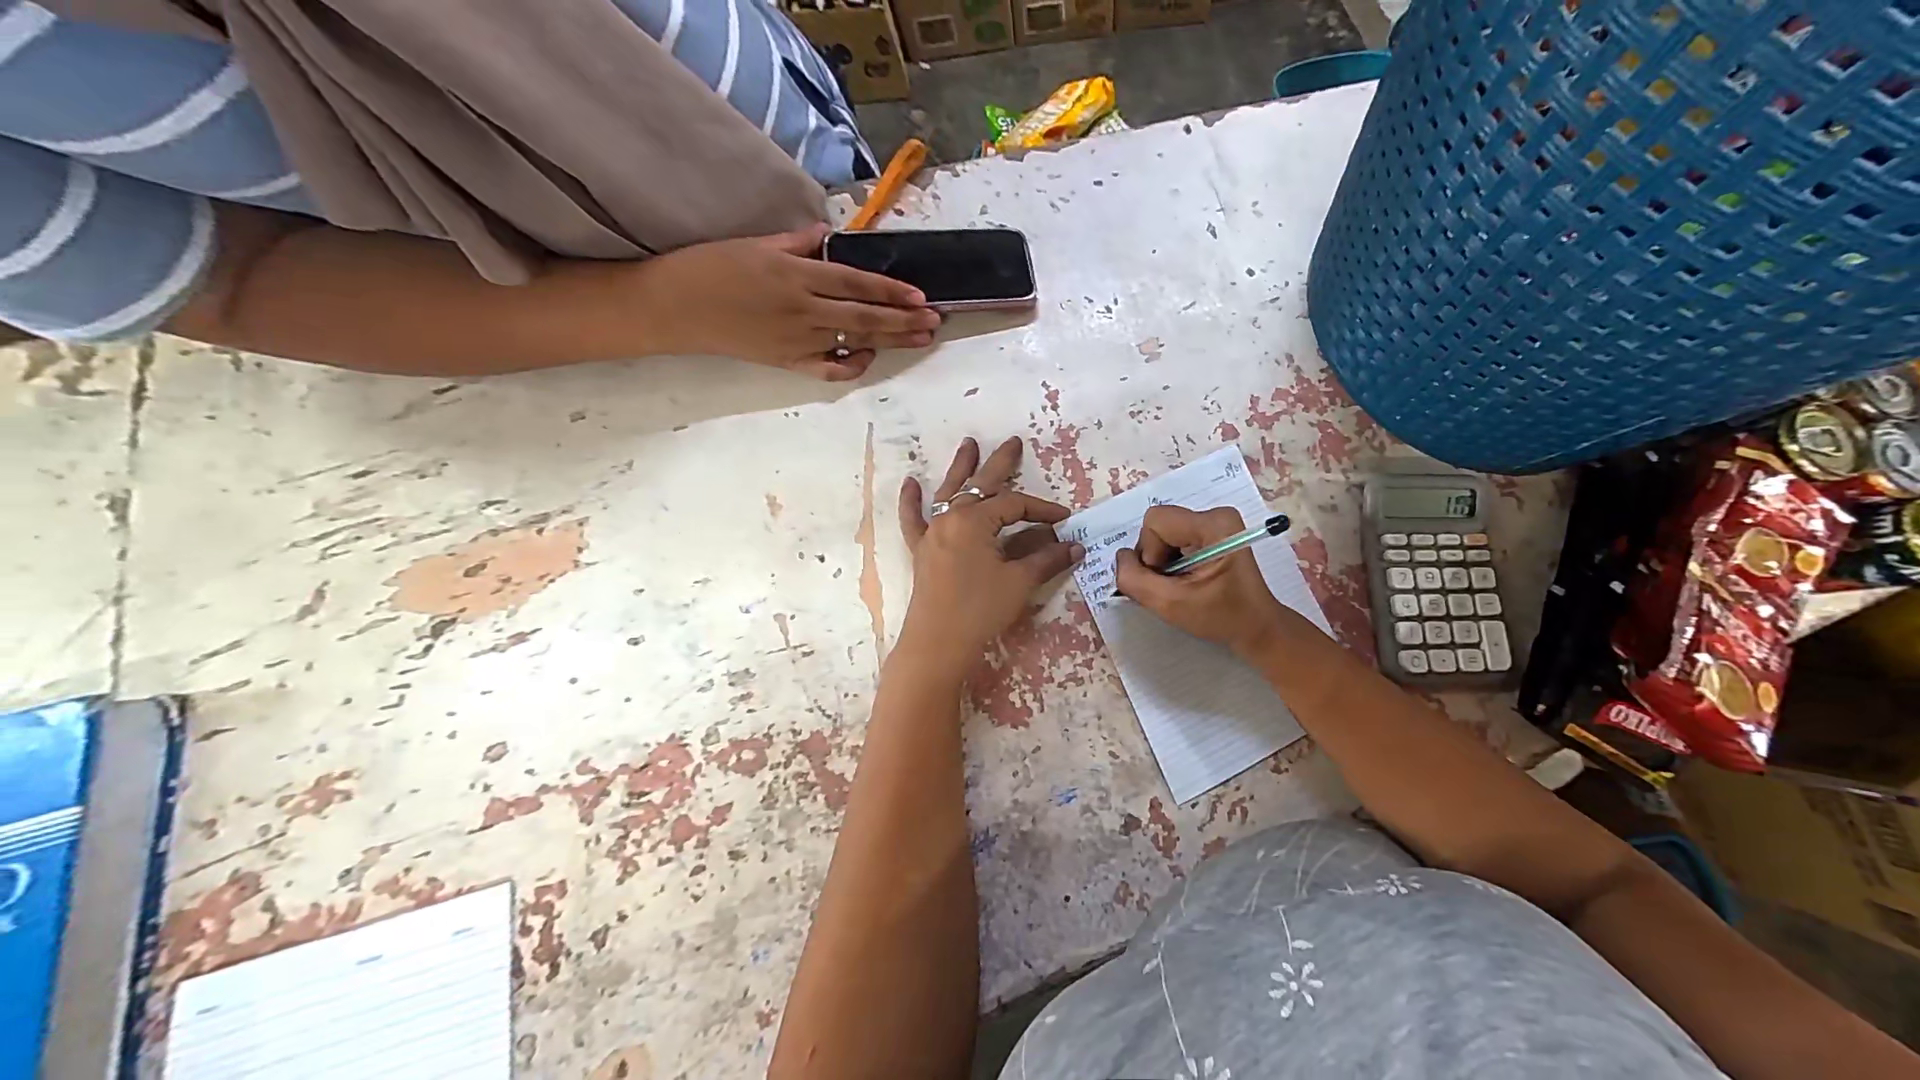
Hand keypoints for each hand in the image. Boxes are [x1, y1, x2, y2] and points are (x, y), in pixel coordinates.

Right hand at [634, 224, 939, 380]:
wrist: (673, 308)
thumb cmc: (710, 268)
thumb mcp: (756, 243)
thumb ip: (798, 241)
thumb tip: (831, 240)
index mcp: (795, 275)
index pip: (856, 283)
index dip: (892, 290)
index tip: (921, 295)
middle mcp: (803, 310)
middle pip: (864, 317)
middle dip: (904, 320)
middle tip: (935, 320)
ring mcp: (796, 340)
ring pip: (853, 342)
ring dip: (891, 341)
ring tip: (920, 338)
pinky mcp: (785, 362)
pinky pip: (826, 369)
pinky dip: (850, 366)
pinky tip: (868, 356)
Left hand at [896, 437, 1083, 675]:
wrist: (938, 642)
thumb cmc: (980, 610)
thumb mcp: (1019, 582)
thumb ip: (1047, 559)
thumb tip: (1074, 545)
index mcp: (974, 520)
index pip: (1015, 505)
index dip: (1042, 510)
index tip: (1064, 520)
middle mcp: (950, 518)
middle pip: (980, 485)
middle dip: (1000, 464)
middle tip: (1013, 442)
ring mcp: (932, 533)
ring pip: (948, 492)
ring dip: (961, 468)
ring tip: (969, 445)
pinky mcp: (921, 551)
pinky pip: (913, 520)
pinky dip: (911, 502)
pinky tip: (910, 483)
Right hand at [1115, 505, 1289, 656]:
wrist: (1257, 626)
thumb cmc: (1220, 617)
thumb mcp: (1169, 604)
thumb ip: (1133, 578)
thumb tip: (1121, 558)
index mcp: (1213, 525)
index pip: (1155, 522)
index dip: (1150, 552)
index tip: (1168, 579)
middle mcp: (1216, 514)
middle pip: (1157, 525)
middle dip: (1155, 556)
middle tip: (1174, 584)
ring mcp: (1215, 521)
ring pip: (1162, 531)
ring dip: (1161, 559)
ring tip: (1181, 583)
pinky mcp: (1212, 531)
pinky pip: (1173, 537)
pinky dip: (1171, 558)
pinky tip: (1186, 577)